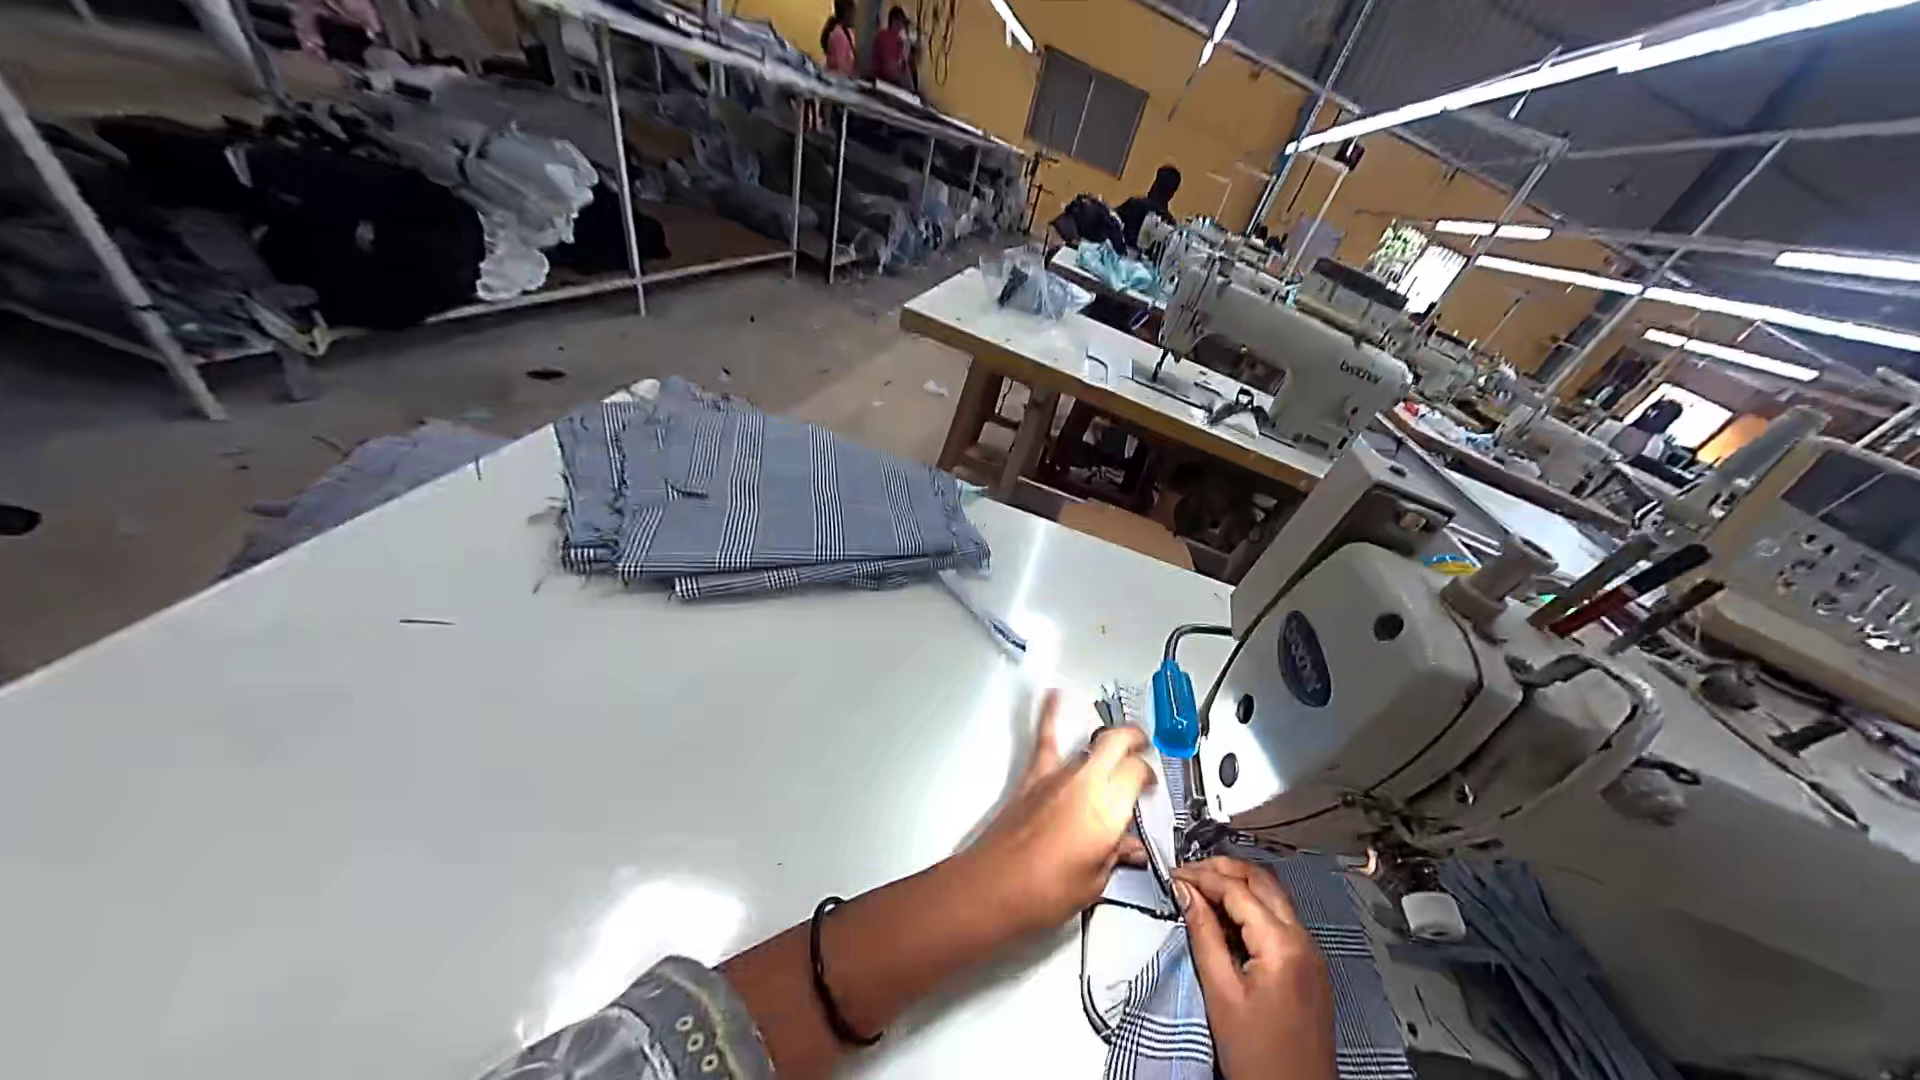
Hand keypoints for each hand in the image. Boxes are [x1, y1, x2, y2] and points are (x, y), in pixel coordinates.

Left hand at [965, 689, 1154, 936]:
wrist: (995, 887)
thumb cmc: (1041, 891)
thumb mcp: (1094, 881)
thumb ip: (1114, 855)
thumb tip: (1125, 849)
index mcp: (1109, 809)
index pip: (1139, 773)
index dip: (1148, 776)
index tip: (1149, 784)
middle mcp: (1085, 784)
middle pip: (1118, 744)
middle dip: (1135, 741)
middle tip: (1143, 747)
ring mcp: (1057, 776)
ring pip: (1089, 742)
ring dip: (1105, 738)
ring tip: (1117, 735)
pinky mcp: (1033, 777)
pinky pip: (1045, 738)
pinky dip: (1049, 714)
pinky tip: (1053, 696)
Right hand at [1175, 858, 1335, 1079]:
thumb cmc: (1258, 1057)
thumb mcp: (1220, 992)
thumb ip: (1203, 933)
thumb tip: (1185, 891)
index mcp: (1283, 945)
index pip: (1238, 889)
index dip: (1202, 875)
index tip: (1174, 875)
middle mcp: (1304, 941)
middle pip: (1262, 880)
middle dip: (1223, 869)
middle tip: (1188, 872)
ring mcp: (1311, 954)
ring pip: (1272, 896)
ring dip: (1237, 884)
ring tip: (1201, 888)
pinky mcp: (1309, 968)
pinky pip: (1279, 918)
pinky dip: (1251, 906)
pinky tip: (1225, 916)